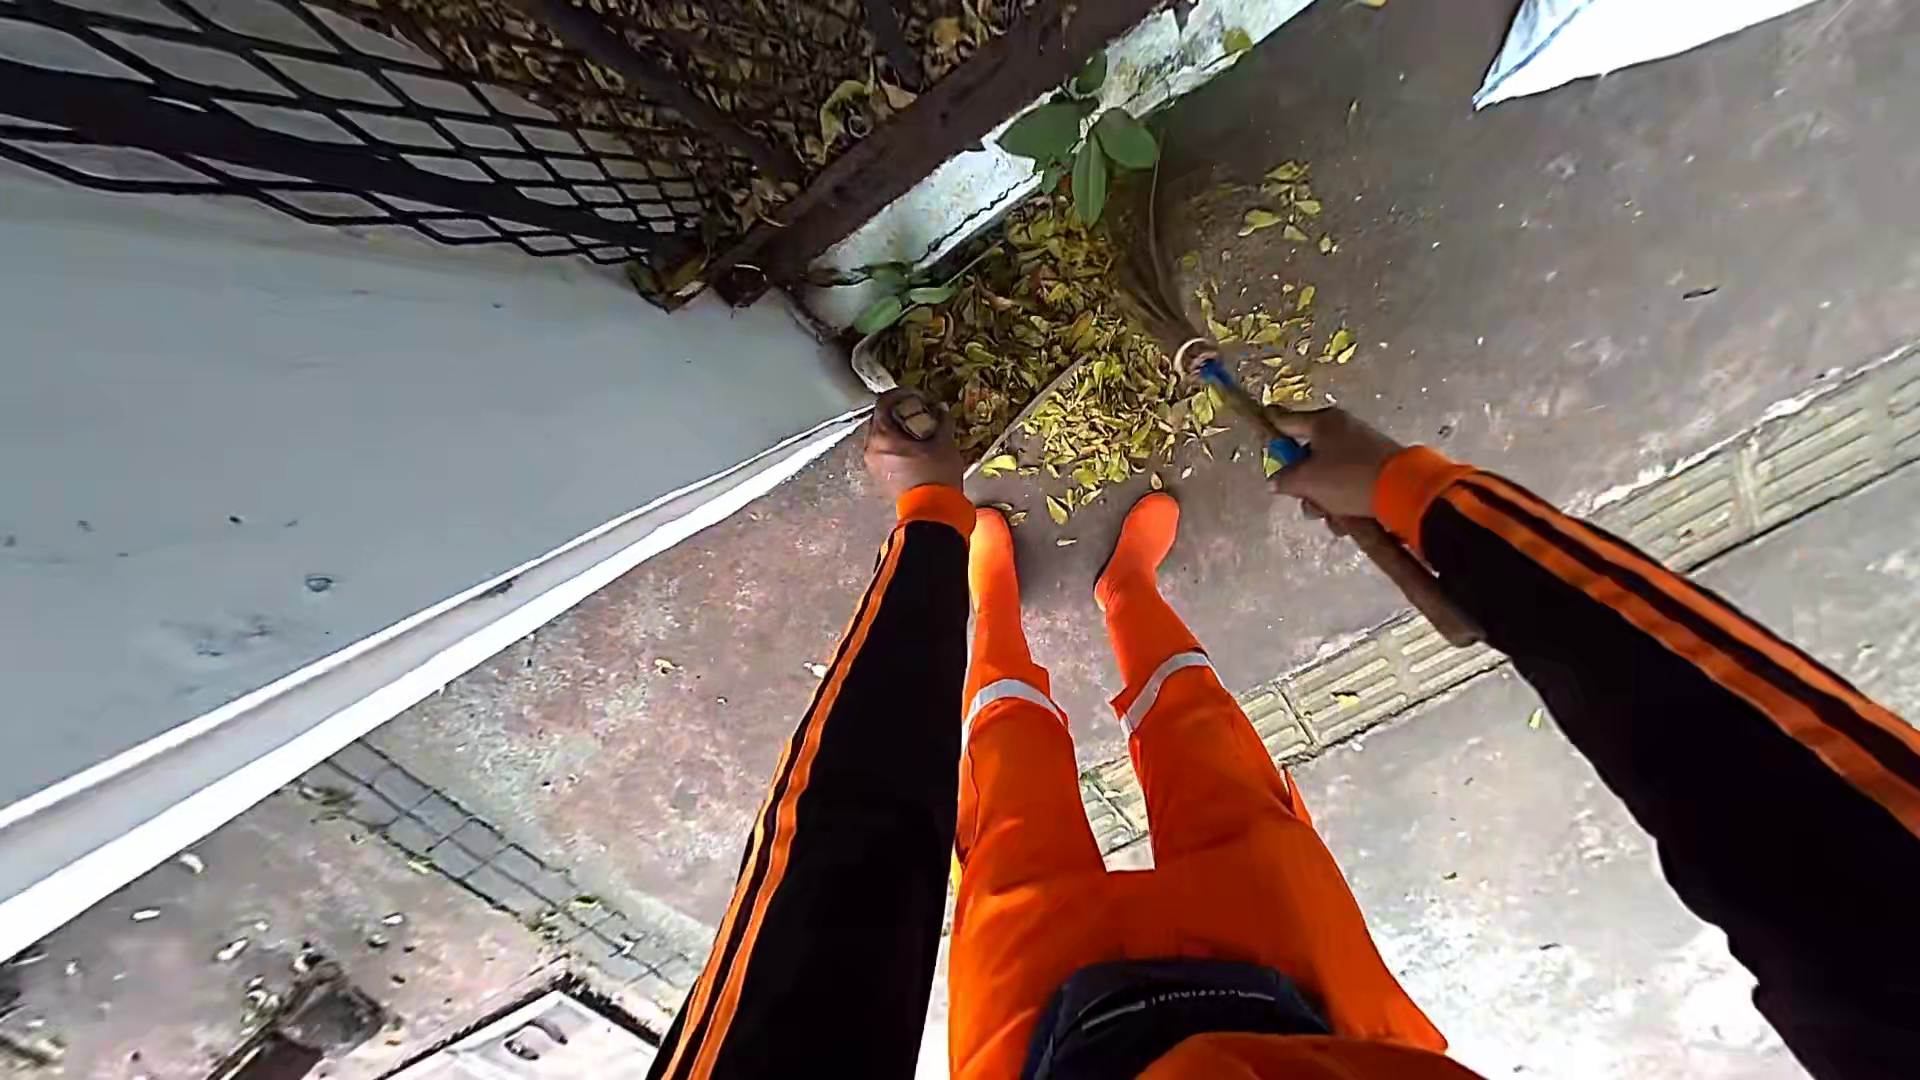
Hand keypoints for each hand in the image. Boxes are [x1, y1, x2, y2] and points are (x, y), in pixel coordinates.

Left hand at [865, 388, 964, 500]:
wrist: (933, 511)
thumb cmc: (936, 475)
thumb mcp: (943, 443)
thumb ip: (941, 421)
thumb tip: (941, 408)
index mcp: (882, 436)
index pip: (884, 403)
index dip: (901, 394)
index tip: (916, 396)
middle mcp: (871, 449)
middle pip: (881, 419)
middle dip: (899, 412)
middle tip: (919, 412)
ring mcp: (874, 465)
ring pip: (882, 437)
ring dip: (898, 430)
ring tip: (918, 430)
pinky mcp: (880, 477)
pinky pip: (884, 452)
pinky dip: (896, 445)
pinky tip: (914, 448)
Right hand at [1263, 407, 1405, 518]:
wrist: (1405, 491)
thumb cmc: (1346, 477)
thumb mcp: (1304, 480)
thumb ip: (1283, 479)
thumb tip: (1274, 481)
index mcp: (1323, 422)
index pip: (1285, 420)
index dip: (1269, 427)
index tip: (1258, 428)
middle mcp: (1343, 430)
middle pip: (1306, 455)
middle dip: (1300, 482)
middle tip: (1301, 497)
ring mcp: (1362, 448)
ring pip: (1326, 474)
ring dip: (1321, 498)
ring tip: (1329, 516)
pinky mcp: (1376, 468)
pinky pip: (1347, 483)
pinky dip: (1342, 501)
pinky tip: (1345, 520)